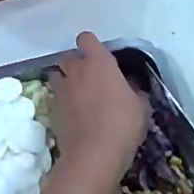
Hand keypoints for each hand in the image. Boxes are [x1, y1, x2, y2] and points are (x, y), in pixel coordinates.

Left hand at [48, 33, 146, 174]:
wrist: (93, 155)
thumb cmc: (123, 124)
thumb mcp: (141, 106)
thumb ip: (134, 90)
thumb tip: (130, 87)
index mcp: (99, 62)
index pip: (86, 39)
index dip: (91, 45)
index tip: (99, 57)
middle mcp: (76, 70)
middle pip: (69, 57)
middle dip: (77, 65)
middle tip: (91, 80)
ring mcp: (61, 89)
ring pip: (58, 76)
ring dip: (66, 82)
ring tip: (78, 96)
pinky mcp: (52, 109)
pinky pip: (55, 98)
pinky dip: (62, 103)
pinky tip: (74, 116)